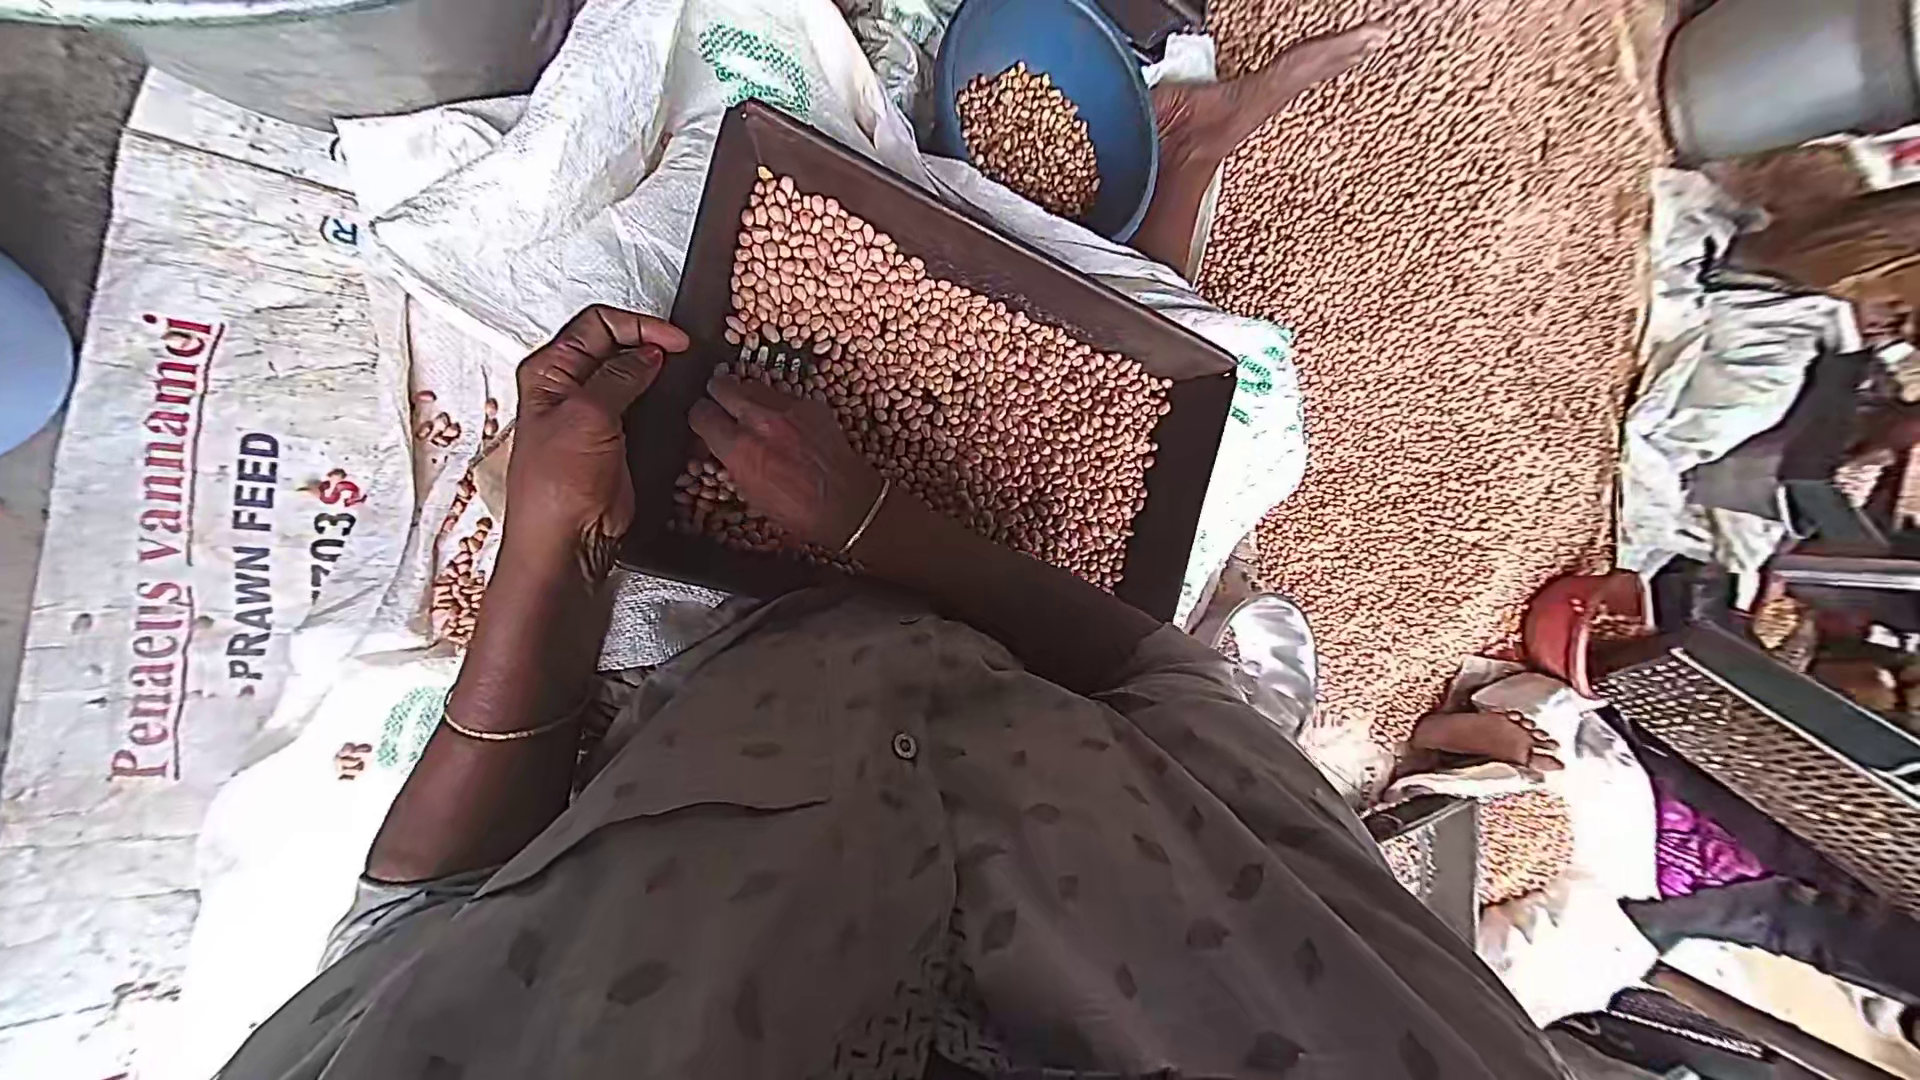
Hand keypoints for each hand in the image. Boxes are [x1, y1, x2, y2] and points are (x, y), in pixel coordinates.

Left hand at [505, 305, 688, 578]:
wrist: (569, 535)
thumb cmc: (560, 481)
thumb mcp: (588, 415)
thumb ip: (620, 377)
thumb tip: (649, 352)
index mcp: (552, 371)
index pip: (598, 326)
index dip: (640, 327)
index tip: (677, 342)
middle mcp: (573, 386)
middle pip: (618, 346)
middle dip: (653, 344)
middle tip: (688, 354)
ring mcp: (599, 413)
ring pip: (635, 377)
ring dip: (662, 374)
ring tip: (690, 378)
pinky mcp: (620, 438)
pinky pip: (646, 408)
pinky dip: (666, 402)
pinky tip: (683, 405)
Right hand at [688, 374, 882, 549]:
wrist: (847, 503)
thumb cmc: (800, 509)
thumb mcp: (752, 493)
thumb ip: (732, 461)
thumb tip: (719, 445)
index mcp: (739, 448)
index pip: (701, 414)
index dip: (701, 419)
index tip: (704, 423)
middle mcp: (760, 421)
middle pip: (723, 385)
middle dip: (718, 395)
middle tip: (722, 405)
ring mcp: (789, 408)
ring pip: (754, 384)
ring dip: (748, 396)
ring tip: (753, 414)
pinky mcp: (812, 405)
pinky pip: (785, 394)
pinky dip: (780, 405)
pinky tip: (785, 423)